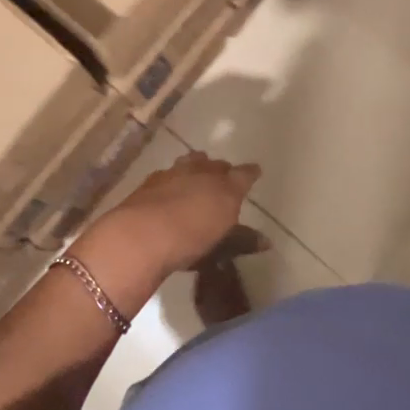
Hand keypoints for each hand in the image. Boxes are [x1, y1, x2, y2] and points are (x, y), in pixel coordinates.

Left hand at [72, 152, 262, 289]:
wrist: (142, 235)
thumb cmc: (190, 242)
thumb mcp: (222, 247)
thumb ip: (243, 240)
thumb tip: (266, 242)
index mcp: (227, 188)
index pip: (244, 174)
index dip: (250, 173)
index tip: (255, 171)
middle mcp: (203, 173)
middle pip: (217, 165)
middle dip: (223, 170)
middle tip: (225, 177)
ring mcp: (176, 172)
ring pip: (192, 161)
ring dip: (198, 166)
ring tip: (199, 172)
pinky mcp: (152, 179)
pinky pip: (170, 172)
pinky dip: (175, 176)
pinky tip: (171, 185)